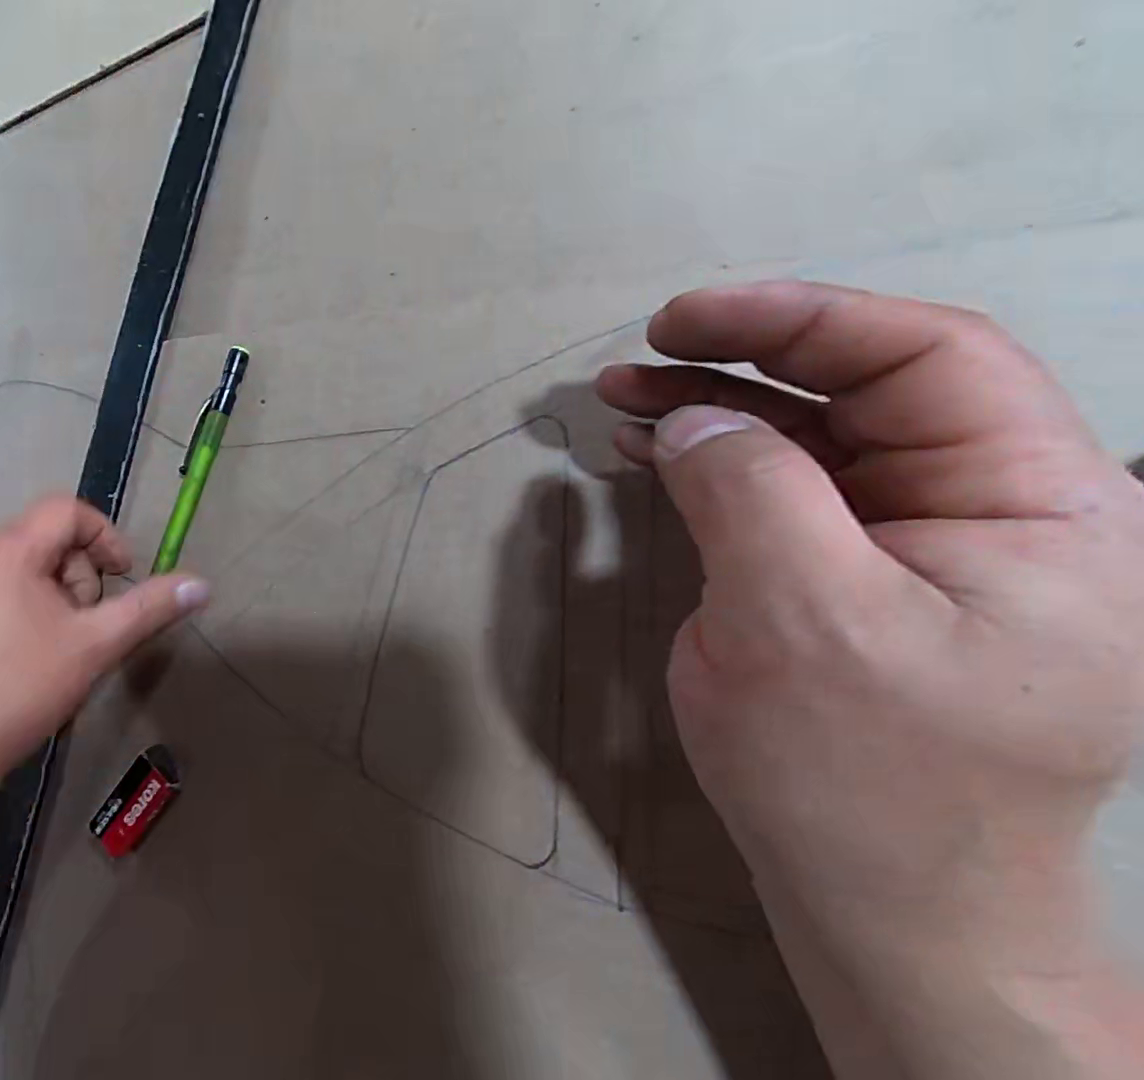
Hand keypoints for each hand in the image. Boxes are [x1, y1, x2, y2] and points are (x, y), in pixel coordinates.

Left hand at [0, 496, 208, 813]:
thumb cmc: (17, 692)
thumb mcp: (94, 647)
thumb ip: (150, 608)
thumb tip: (203, 584)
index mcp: (4, 550)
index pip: (67, 510)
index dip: (106, 537)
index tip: (123, 579)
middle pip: (42, 540)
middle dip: (77, 576)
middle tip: (85, 628)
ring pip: (15, 568)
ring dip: (49, 595)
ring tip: (53, 649)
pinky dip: (15, 609)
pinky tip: (16, 661)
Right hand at [596, 282, 1143, 1073]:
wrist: (875, 893)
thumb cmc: (861, 770)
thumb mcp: (804, 619)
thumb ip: (752, 496)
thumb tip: (693, 420)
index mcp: (1032, 506)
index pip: (926, 362)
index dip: (799, 320)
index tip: (684, 316)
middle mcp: (976, 511)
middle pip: (859, 393)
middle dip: (741, 361)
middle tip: (637, 353)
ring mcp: (898, 546)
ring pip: (806, 440)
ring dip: (711, 410)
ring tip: (621, 395)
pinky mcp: (833, 578)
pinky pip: (773, 493)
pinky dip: (707, 463)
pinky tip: (652, 449)